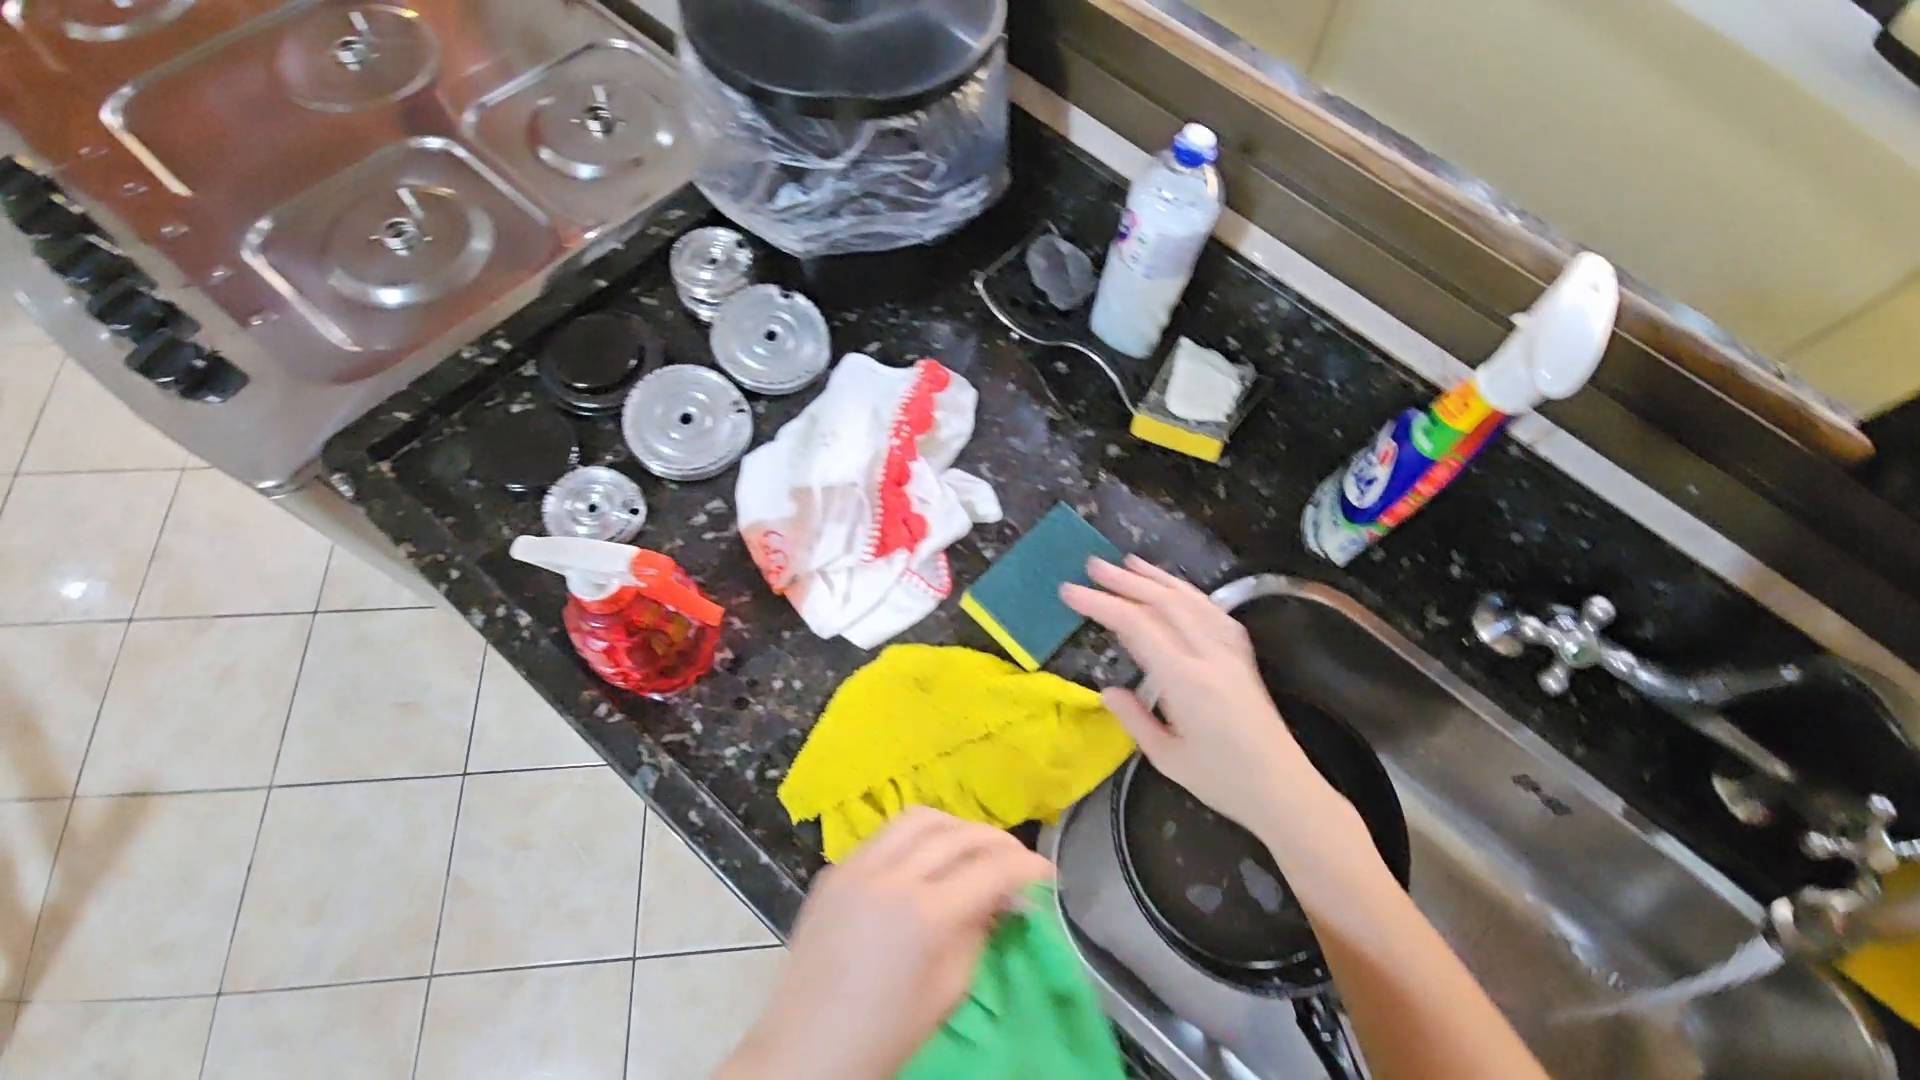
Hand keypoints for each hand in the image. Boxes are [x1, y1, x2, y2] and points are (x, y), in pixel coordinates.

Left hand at [721, 808, 1052, 1079]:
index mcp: (923, 914)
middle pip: (957, 834)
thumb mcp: (948, 990)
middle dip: (996, 842)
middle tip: (1017, 861)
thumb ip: (979, 931)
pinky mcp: (832, 871)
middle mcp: (889, 876)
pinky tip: (924, 864)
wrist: (804, 1051)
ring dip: (955, 828)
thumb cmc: (884, 1036)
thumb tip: (1004, 896)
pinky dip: (915, 840)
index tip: (1047, 873)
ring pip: (917, 818)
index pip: (989, 869)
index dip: (1027, 867)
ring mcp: (855, 867)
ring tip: (973, 851)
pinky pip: (883, 837)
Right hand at [1061, 556, 1336, 834]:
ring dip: (1158, 578)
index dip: (1102, 604)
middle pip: (1164, 603)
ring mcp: (1231, 652)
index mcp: (1186, 680)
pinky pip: (1214, 612)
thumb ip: (1135, 719)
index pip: (1137, 626)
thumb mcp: (1167, 758)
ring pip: (1191, 600)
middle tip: (1093, 565)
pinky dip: (1190, 594)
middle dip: (1125, 581)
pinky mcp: (1243, 657)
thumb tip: (1108, 691)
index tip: (1071, 592)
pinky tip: (1177, 590)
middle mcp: (1210, 656)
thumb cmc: (1223, 781)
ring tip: (1129, 564)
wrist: (1284, 790)